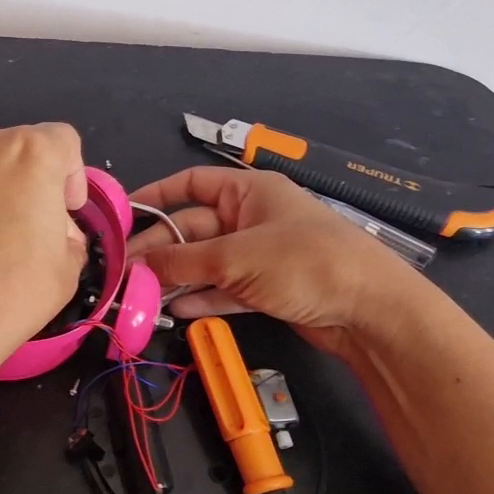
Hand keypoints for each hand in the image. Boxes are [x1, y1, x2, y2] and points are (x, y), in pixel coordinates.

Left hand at [0, 124, 88, 381]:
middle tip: (32, 230)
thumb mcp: (68, 266)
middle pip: (19, 151)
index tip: (66, 212)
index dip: (72, 176)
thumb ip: (69, 233)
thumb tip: (53, 230)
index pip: (63, 140)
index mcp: (30, 152)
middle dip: (32, 183)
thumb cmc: (13, 291)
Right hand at [126, 167, 427, 357]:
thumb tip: (136, 266)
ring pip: (205, 261)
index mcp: (248, 191)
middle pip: (193, 228)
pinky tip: (173, 309)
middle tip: (126, 271)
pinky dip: (201, 295)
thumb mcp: (236, 257)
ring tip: (140, 294)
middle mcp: (251, 217)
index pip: (191, 184)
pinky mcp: (266, 287)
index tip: (123, 216)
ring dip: (176, 276)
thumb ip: (182, 261)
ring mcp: (259, 254)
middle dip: (161, 249)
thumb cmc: (304, 262)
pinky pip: (223, 287)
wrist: (371, 310)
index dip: (157, 196)